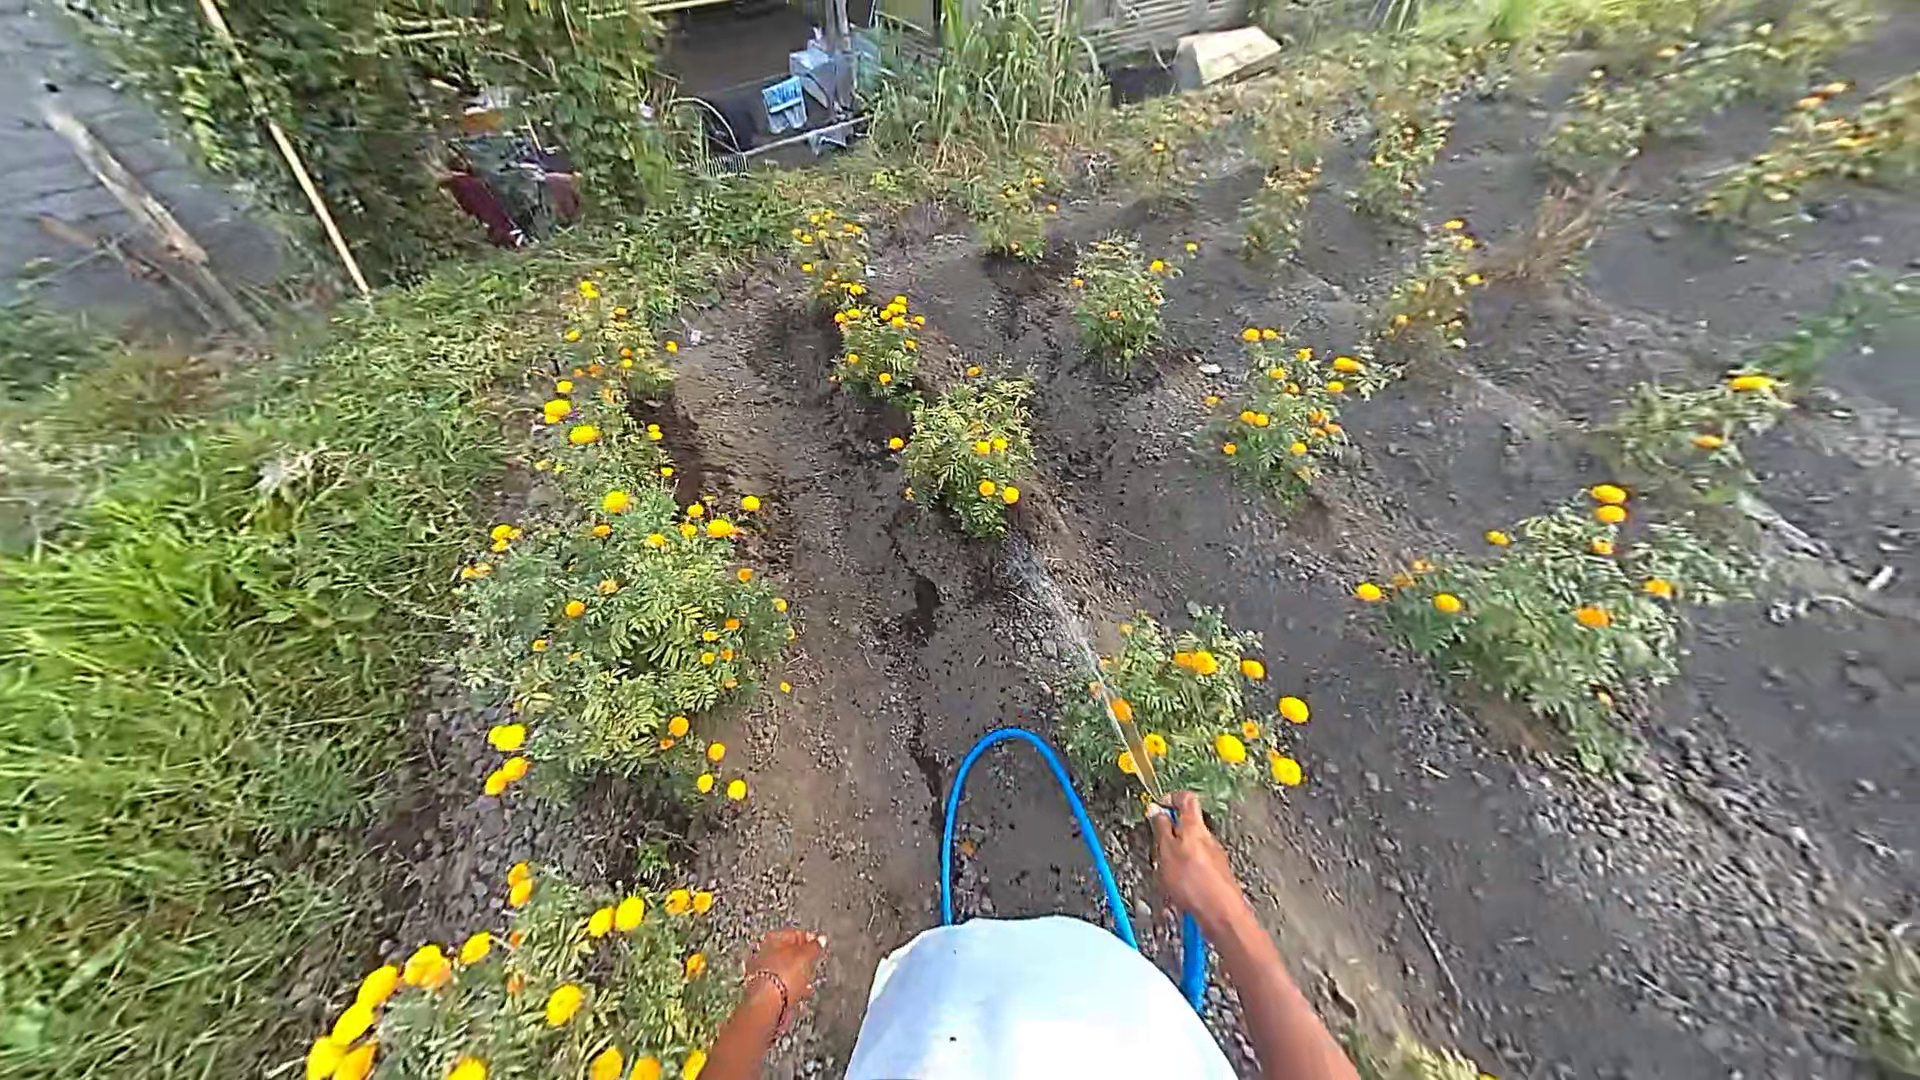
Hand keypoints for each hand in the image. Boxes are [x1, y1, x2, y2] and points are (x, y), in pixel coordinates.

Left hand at [743, 928, 826, 1031]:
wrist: (766, 1007)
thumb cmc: (785, 975)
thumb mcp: (807, 956)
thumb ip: (815, 946)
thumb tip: (821, 939)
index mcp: (773, 938)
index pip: (795, 934)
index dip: (809, 939)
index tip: (819, 946)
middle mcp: (763, 954)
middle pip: (787, 953)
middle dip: (801, 960)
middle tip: (814, 964)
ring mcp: (761, 975)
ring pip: (784, 971)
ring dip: (796, 976)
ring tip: (809, 982)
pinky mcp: (763, 994)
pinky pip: (781, 988)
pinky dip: (790, 990)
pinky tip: (800, 995)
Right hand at [1147, 791, 1250, 935]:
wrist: (1223, 916)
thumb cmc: (1193, 883)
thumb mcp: (1166, 851)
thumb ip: (1160, 828)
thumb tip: (1156, 809)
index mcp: (1194, 826)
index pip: (1186, 798)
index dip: (1171, 799)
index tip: (1159, 809)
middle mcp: (1208, 837)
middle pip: (1188, 823)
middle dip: (1171, 833)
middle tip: (1159, 847)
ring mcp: (1216, 857)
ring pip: (1193, 845)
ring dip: (1179, 853)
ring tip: (1169, 872)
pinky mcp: (1219, 875)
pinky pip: (1199, 865)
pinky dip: (1188, 870)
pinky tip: (1182, 887)